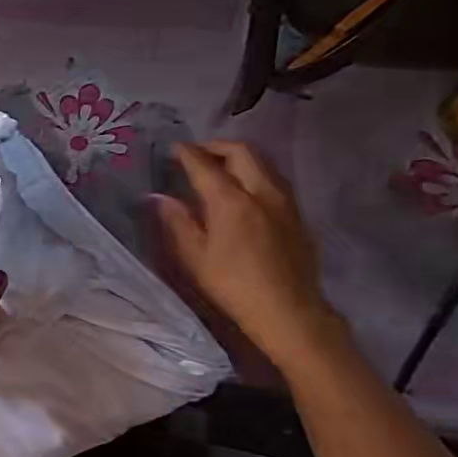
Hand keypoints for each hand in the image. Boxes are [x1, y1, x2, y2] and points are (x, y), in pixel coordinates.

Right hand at [153, 141, 341, 363]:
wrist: (288, 310)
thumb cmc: (232, 285)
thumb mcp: (194, 257)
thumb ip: (177, 222)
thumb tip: (160, 197)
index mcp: (231, 201)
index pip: (206, 166)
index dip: (187, 154)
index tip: (173, 148)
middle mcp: (262, 192)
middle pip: (243, 152)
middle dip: (216, 146)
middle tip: (195, 152)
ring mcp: (285, 201)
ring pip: (263, 162)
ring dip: (238, 156)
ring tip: (218, 165)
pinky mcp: (297, 213)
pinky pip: (273, 178)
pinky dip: (254, 171)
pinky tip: (243, 187)